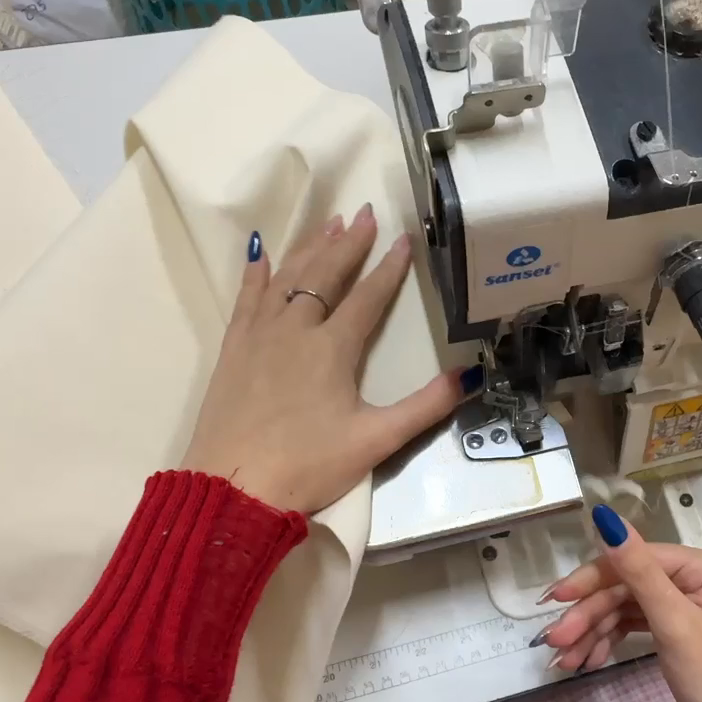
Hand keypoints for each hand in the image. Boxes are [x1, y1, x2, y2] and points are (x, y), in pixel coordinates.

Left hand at [181, 205, 476, 512]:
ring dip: (309, 248)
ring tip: (327, 224)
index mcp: (332, 348)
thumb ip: (426, 407)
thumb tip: (469, 376)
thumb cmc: (309, 465)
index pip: (367, 297)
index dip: (389, 268)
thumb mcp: (377, 440)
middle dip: (348, 244)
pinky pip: (246, 299)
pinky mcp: (232, 350)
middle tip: (364, 213)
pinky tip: (262, 255)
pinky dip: (256, 274)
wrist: (233, 488)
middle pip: (324, 275)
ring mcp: (258, 337)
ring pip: (286, 278)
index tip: (404, 238)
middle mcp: (294, 330)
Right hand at [539, 506, 701, 701]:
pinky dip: (607, 639)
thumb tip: (606, 518)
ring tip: (565, 660)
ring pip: (622, 605)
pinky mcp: (671, 625)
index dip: (592, 577)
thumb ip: (638, 571)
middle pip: (625, 584)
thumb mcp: (674, 623)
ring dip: (591, 630)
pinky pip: (630, 623)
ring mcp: (681, 601)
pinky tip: (588, 660)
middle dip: (588, 613)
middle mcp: (693, 576)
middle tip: (555, 640)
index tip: (556, 599)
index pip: (636, 559)